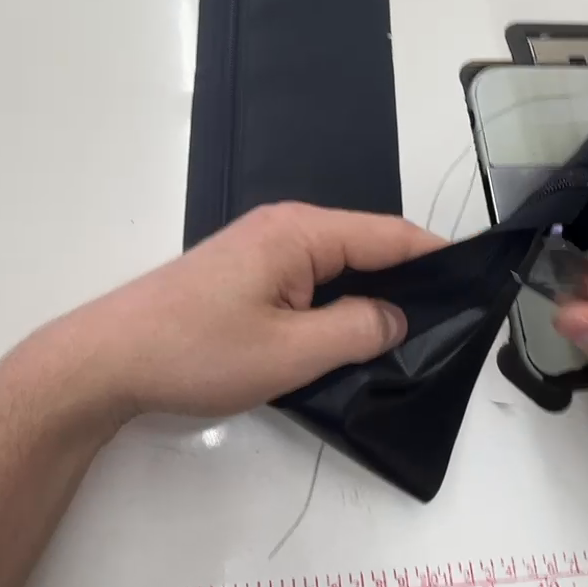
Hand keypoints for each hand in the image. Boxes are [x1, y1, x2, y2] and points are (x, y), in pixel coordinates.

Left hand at [38, 203, 443, 421]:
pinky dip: (336, 303)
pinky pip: (308, 280)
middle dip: (407, 281)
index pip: (389, 235)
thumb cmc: (199, 351)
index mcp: (300, 232)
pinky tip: (349, 335)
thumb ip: (356, 331)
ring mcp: (260, 249)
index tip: (478, 286)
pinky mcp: (244, 273)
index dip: (438, 258)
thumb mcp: (291, 352)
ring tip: (407, 338)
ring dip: (369, 296)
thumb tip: (398, 317)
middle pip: (365, 247)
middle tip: (448, 327)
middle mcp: (283, 228)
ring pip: (336, 267)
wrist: (109, 358)